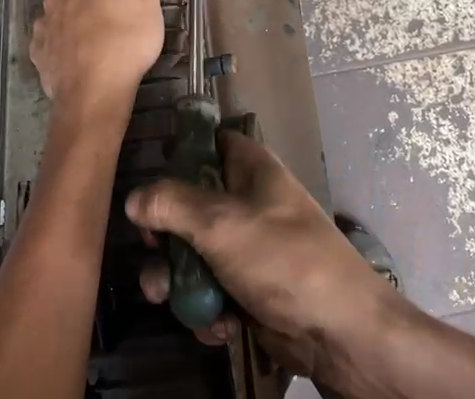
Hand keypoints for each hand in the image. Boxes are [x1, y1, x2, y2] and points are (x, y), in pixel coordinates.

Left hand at [30, 0, 164, 122]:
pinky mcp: (37, 54)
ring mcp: (42, 26)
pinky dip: (60, 44)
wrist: (95, 91)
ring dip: (68, 19)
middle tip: (100, 7)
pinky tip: (75, 56)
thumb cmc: (126, 38)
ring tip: (88, 36)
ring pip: (55, 14)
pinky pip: (49, 41)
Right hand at [125, 132, 407, 384]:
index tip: (151, 180)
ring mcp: (251, 250)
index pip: (212, 142)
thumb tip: (134, 198)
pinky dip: (208, 309)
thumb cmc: (282, 258)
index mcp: (252, 170)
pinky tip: (216, 326)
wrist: (340, 331)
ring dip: (179, 281)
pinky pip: (213, 292)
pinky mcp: (251, 291)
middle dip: (166, 236)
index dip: (181, 154)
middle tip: (154, 253)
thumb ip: (172, 205)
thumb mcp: (220, 223)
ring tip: (170, 301)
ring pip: (196, 255)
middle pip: (191, 205)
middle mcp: (250, 203)